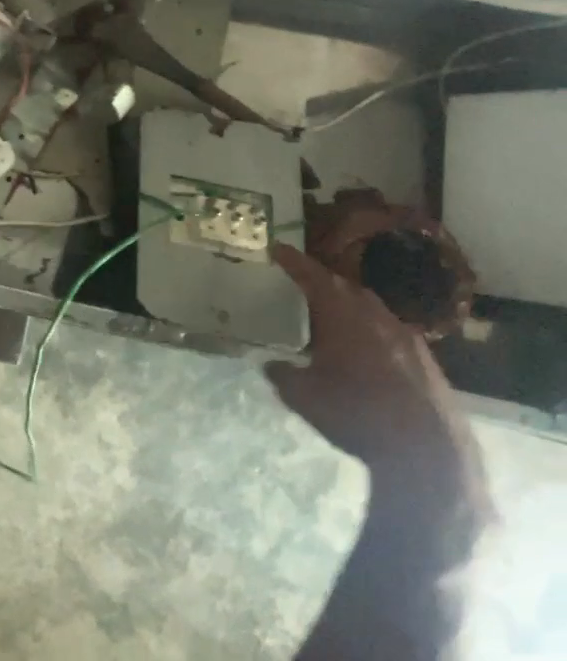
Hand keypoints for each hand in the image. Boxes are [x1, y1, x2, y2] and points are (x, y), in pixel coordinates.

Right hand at [266, 244, 480, 493]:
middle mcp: (379, 322)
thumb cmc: (355, 413)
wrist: (427, 452)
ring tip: (328, 310)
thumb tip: (274, 364)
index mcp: (345, 320)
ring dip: (349, 304)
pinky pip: (389, 331)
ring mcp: (408, 342)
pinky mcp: (425, 363)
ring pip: (373, 310)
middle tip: (300, 278)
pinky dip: (368, 327)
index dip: (294, 262)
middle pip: (349, 289)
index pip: (315, 279)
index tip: (276, 247)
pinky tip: (358, 346)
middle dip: (323, 280)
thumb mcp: (300, 394)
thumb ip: (282, 373)